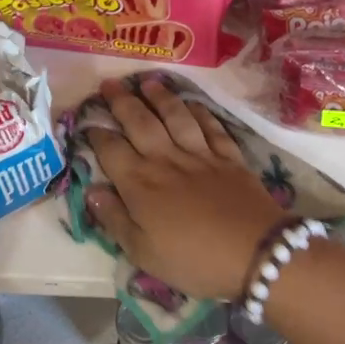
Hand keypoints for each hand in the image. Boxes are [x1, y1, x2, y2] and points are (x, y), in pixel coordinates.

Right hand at [86, 78, 284, 300]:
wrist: (256, 254)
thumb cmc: (193, 260)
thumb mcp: (143, 253)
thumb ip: (114, 220)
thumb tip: (91, 191)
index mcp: (139, 183)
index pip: (111, 149)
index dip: (97, 134)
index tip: (88, 124)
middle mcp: (165, 160)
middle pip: (139, 122)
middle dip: (121, 101)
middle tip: (110, 84)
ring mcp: (200, 155)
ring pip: (176, 116)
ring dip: (160, 97)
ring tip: (148, 82)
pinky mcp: (229, 158)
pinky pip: (212, 127)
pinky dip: (201, 113)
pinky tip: (193, 104)